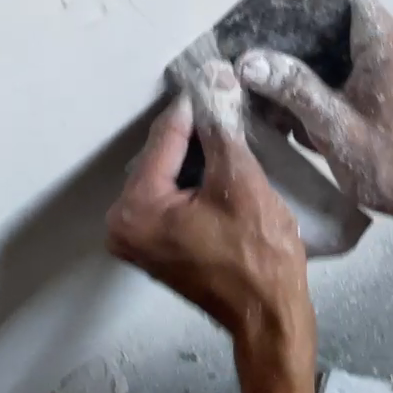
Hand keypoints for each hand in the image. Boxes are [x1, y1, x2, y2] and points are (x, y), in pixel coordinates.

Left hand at [106, 64, 314, 371]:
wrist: (270, 315)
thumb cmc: (258, 253)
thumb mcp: (241, 181)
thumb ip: (221, 128)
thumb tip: (214, 79)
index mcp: (134, 208)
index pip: (164, 138)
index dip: (195, 106)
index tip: (215, 76)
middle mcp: (122, 225)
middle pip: (160, 157)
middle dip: (195, 131)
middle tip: (227, 105)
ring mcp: (137, 239)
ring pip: (167, 176)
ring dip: (196, 154)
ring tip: (229, 129)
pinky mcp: (156, 248)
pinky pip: (171, 198)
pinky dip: (194, 180)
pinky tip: (222, 164)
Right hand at [234, 0, 392, 223]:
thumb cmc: (390, 163)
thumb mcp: (333, 126)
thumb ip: (292, 87)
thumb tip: (247, 60)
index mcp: (384, 40)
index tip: (264, 0)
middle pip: (336, 15)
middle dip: (295, 30)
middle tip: (252, 41)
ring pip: (341, 44)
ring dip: (307, 59)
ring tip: (265, 70)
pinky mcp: (391, 84)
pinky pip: (351, 66)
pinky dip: (324, 78)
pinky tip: (293, 97)